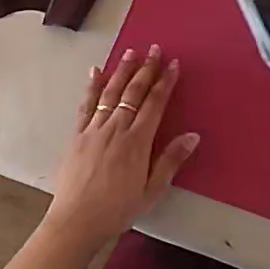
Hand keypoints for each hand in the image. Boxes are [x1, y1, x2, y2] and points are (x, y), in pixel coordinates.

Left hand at [43, 45, 199, 248]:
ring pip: (110, 93)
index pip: (155, 104)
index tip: (172, 65)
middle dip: (146, 69)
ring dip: (122, 71)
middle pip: (133, 93)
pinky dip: (92, 86)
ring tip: (131, 53)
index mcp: (137, 142)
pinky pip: (86, 105)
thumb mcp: (151, 190)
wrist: (77, 219)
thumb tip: (192, 136)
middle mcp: (115, 129)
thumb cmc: (117, 209)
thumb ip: (170, 160)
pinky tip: (96, 72)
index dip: (164, 82)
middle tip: (155, 49)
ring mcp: (93, 129)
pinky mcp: (77, 134)